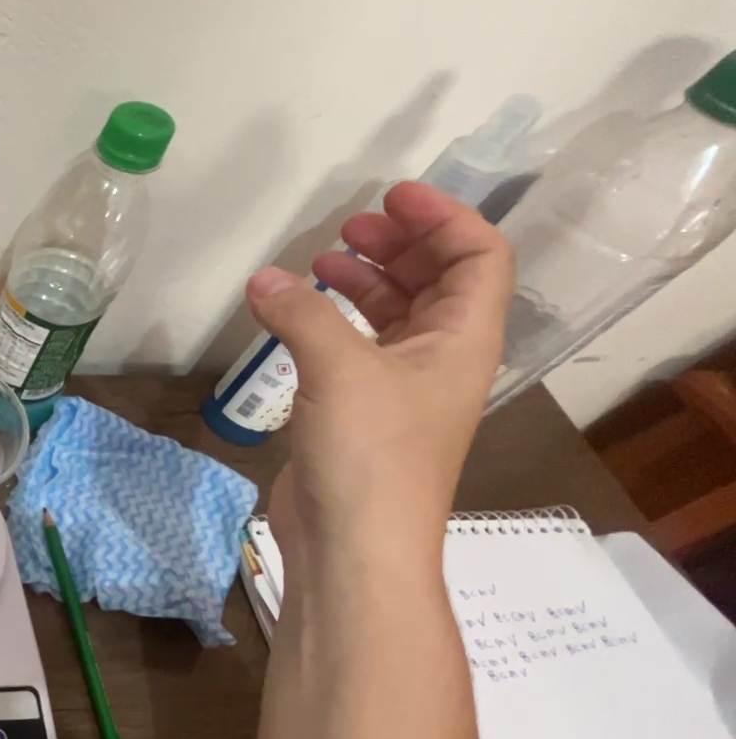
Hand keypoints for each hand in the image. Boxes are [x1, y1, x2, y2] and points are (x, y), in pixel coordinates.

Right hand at [248, 182, 513, 552]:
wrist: (353, 541)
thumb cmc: (369, 453)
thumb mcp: (341, 371)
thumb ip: (302, 316)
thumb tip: (262, 279)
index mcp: (462, 340)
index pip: (476, 258)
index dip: (443, 219)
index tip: (391, 197)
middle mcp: (437, 359)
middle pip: (434, 283)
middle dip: (397, 247)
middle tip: (349, 227)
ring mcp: (395, 389)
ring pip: (389, 318)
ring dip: (361, 284)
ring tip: (318, 263)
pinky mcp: (353, 415)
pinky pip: (349, 351)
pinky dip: (326, 325)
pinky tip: (292, 320)